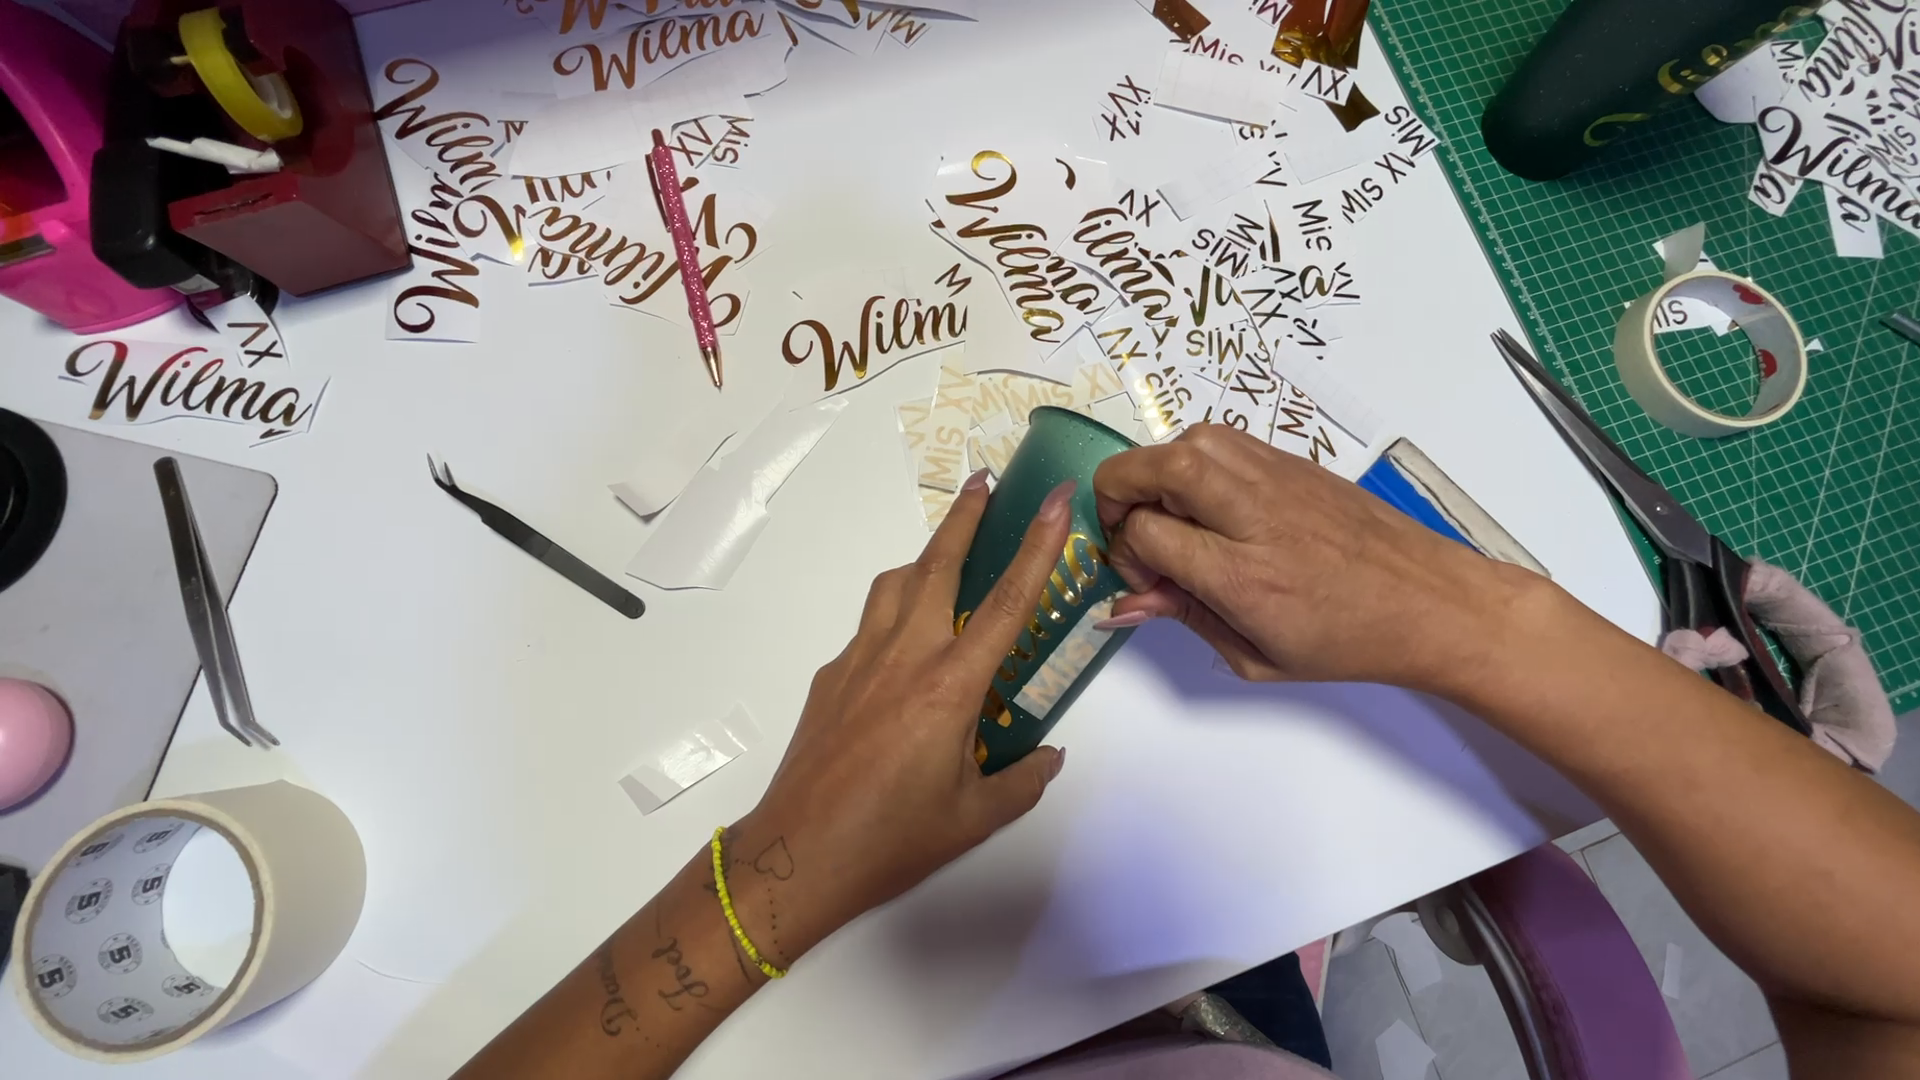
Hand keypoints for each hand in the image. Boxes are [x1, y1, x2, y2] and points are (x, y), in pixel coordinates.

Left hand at [726, 471, 1074, 966]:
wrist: (799, 855)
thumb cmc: (894, 839)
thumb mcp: (974, 817)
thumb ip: (1022, 781)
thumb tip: (1050, 756)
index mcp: (950, 685)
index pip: (1008, 602)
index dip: (1037, 546)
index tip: (1051, 499)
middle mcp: (904, 656)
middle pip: (937, 564)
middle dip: (964, 516)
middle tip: (984, 482)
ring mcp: (858, 660)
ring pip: (894, 585)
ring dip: (925, 560)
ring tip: (949, 562)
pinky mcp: (829, 675)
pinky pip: (869, 628)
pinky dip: (895, 617)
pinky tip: (905, 656)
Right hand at [1093, 425, 1534, 691]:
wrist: (1433, 600)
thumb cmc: (1344, 641)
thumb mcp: (1255, 655)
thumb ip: (1183, 617)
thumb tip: (1123, 603)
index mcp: (1243, 575)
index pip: (1144, 533)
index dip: (1126, 556)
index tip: (1149, 580)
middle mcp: (1252, 514)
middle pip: (1153, 468)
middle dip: (1117, 493)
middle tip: (1132, 529)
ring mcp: (1274, 477)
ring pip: (1183, 441)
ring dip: (1154, 472)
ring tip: (1169, 511)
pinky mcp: (1291, 459)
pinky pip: (1218, 439)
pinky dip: (1191, 461)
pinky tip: (1206, 498)